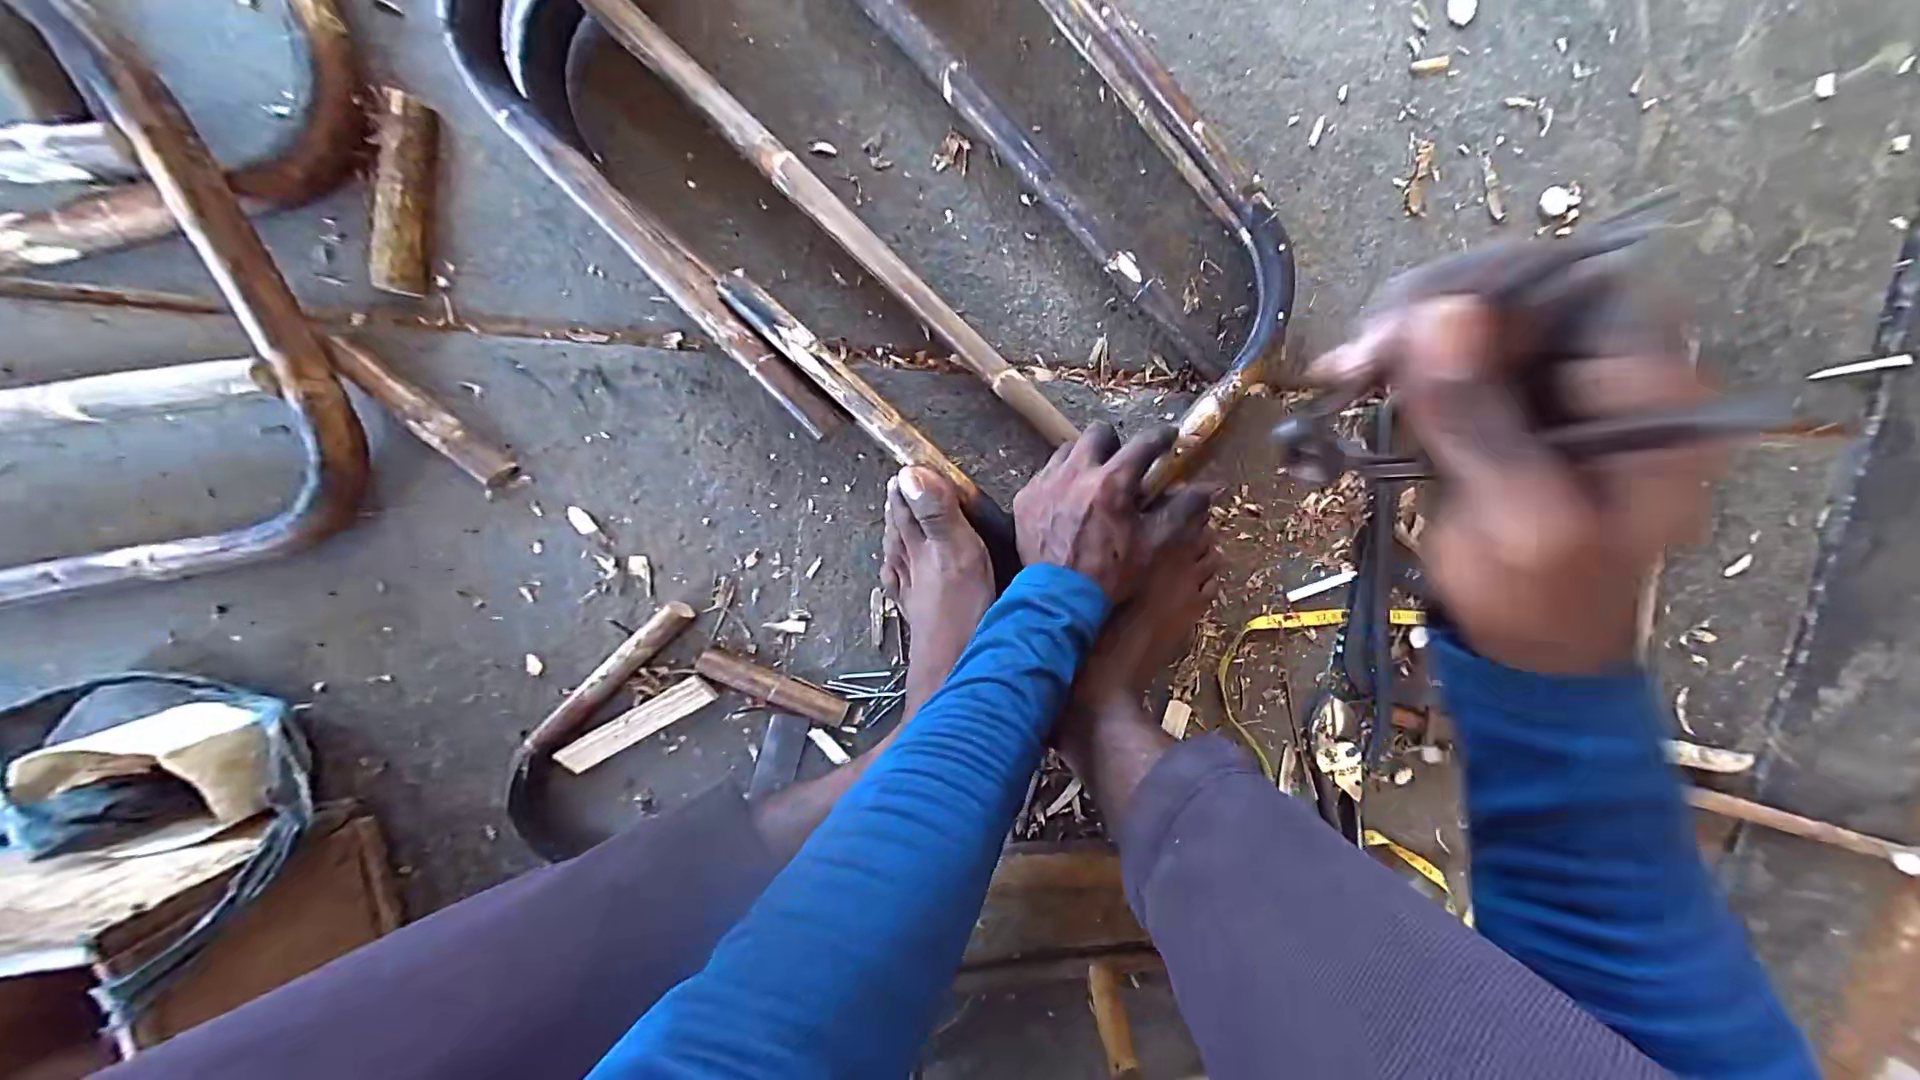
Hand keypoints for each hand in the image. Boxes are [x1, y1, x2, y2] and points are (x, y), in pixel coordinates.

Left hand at [1012, 422, 1210, 602]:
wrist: (1059, 597)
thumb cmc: (1110, 573)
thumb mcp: (1153, 544)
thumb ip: (1181, 511)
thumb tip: (1208, 488)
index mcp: (1112, 482)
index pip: (1143, 443)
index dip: (1160, 437)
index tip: (1168, 438)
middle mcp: (1076, 473)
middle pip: (1097, 434)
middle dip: (1113, 443)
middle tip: (1121, 463)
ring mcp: (1047, 483)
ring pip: (1067, 451)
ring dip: (1083, 460)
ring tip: (1091, 481)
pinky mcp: (1026, 497)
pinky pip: (1044, 474)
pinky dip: (1058, 480)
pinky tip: (1066, 500)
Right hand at [1310, 295, 1723, 673]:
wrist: (1526, 643)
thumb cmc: (1541, 596)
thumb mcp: (1517, 515)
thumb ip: (1478, 419)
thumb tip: (1435, 316)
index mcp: (1644, 394)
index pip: (1575, 289)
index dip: (1484, 291)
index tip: (1401, 327)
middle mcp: (1595, 376)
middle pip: (1513, 296)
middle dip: (1426, 312)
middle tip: (1357, 354)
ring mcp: (1537, 391)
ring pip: (1465, 324)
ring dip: (1398, 339)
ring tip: (1344, 370)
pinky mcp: (1487, 411)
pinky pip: (1438, 364)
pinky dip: (1391, 367)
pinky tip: (1352, 380)